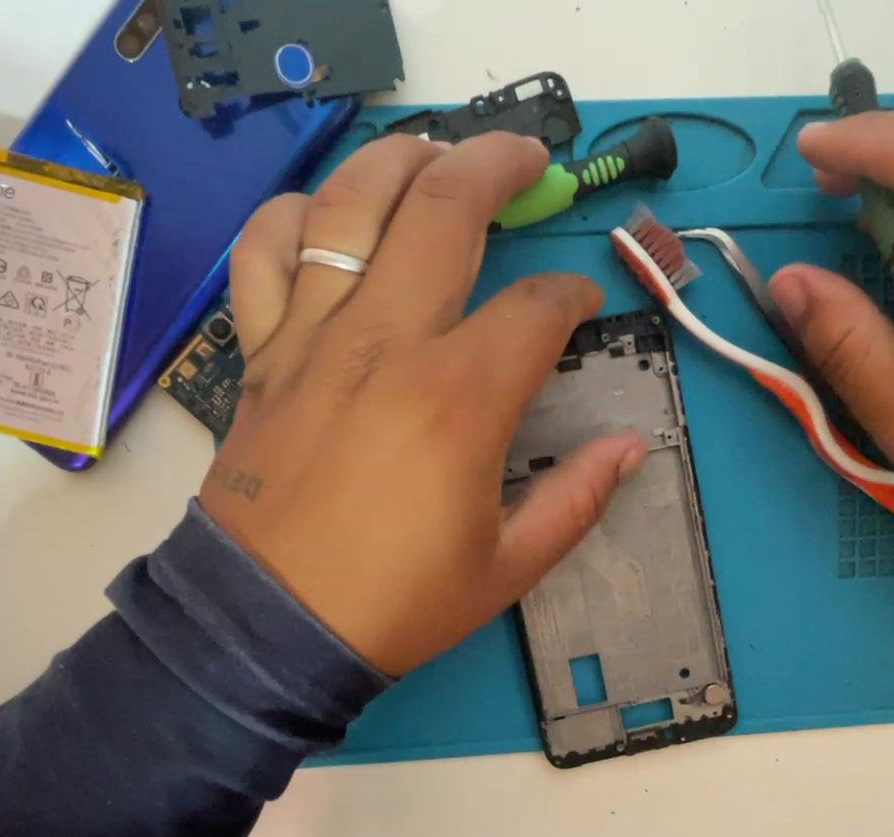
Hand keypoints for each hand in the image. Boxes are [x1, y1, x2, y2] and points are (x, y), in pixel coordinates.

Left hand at [199, 134, 646, 674]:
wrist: (271, 628)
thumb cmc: (397, 602)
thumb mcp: (508, 568)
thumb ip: (577, 500)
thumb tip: (630, 448)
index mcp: (459, 399)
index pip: (536, 310)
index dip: (572, 296)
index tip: (580, 307)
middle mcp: (386, 344)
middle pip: (445, 209)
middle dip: (498, 166)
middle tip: (526, 159)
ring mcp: (314, 340)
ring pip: (349, 207)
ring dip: (399, 161)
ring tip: (435, 152)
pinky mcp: (264, 355)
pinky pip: (263, 257)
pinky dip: (291, 218)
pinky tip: (322, 215)